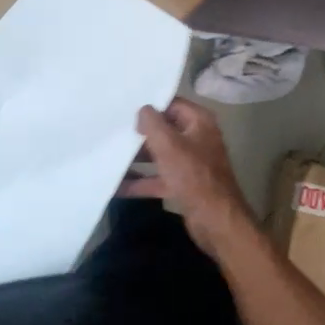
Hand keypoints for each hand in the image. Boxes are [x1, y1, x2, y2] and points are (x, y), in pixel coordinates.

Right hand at [120, 99, 254, 258]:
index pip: (173, 105)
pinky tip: (116, 186)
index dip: (151, 107)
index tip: (126, 110)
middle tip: (113, 134)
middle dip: (141, 134)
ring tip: (110, 157)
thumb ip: (154, 124)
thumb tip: (143, 109)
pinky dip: (141, 182)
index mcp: (199, 122)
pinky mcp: (184, 185)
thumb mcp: (169, 146)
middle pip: (165, 130)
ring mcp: (190, 163)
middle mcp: (197, 138)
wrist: (215, 219)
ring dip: (138, 158)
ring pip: (160, 155)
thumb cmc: (193, 175)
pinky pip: (158, 179)